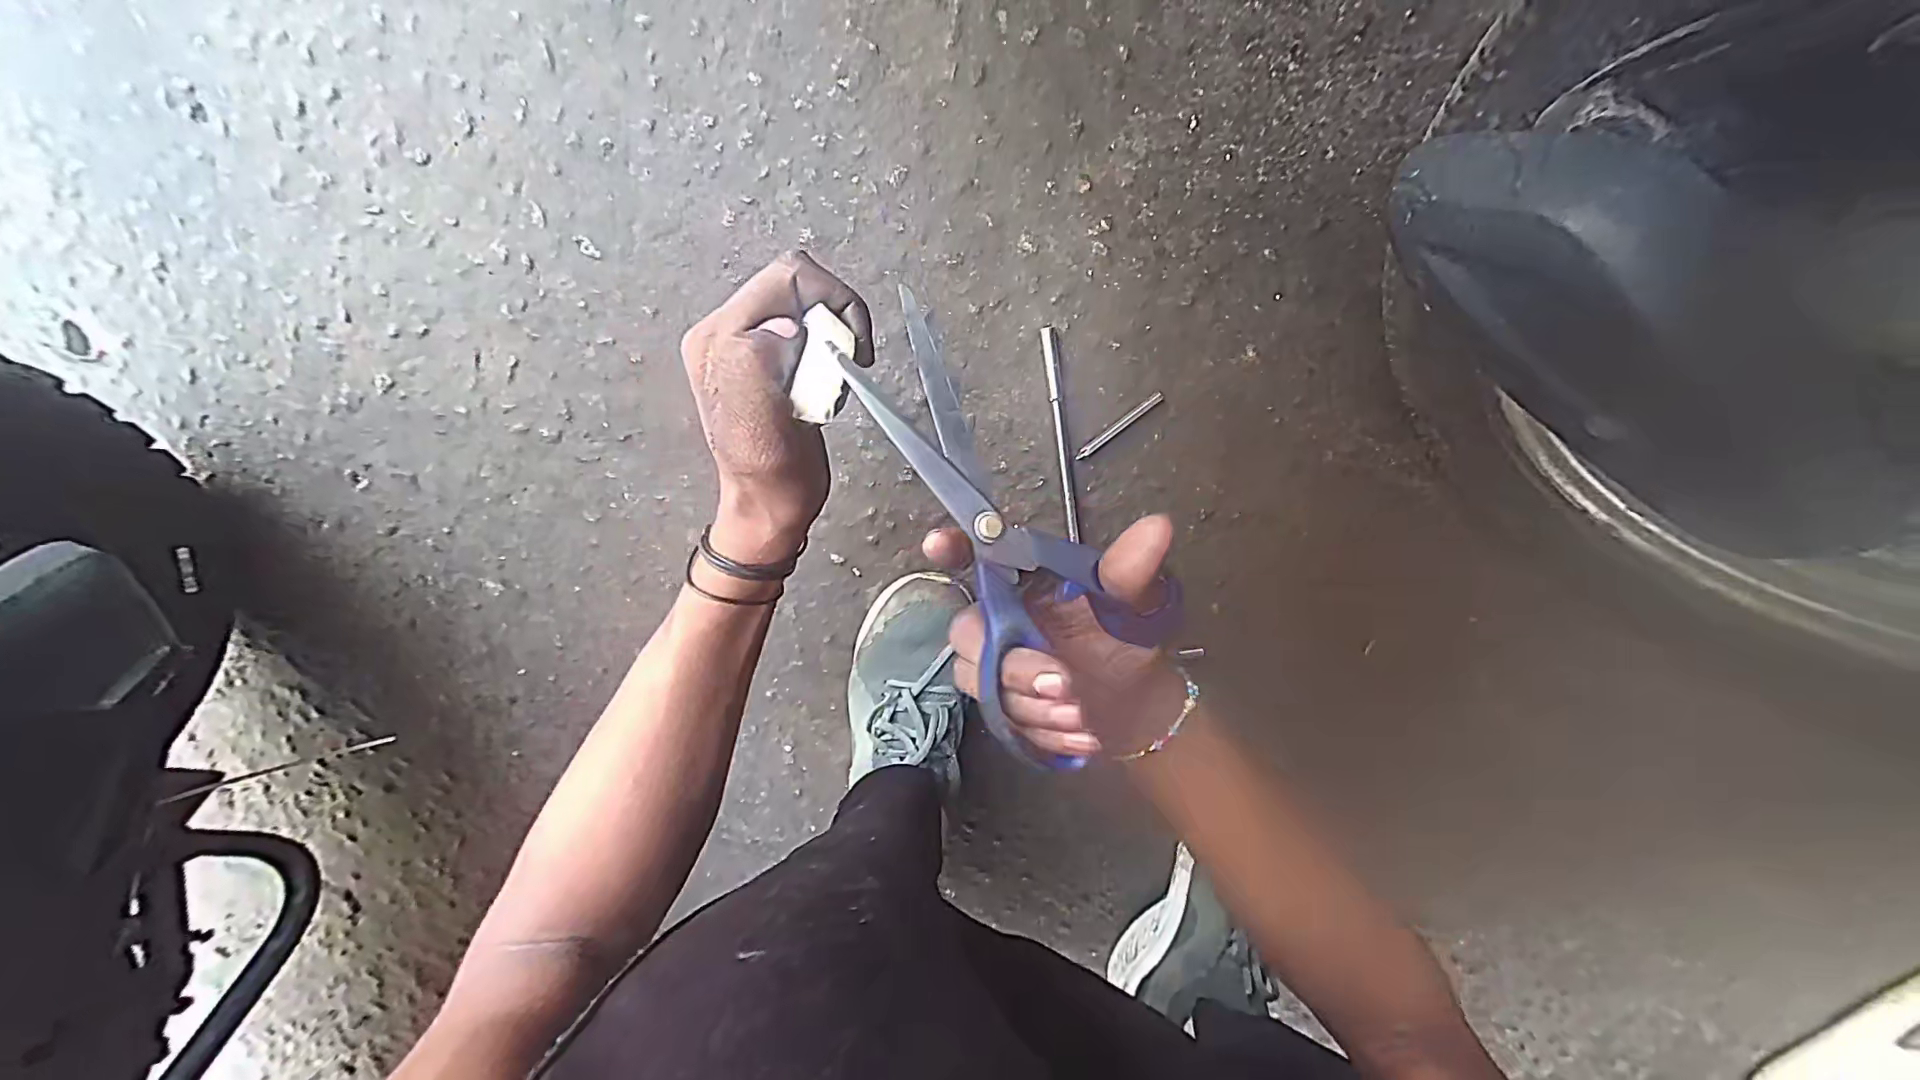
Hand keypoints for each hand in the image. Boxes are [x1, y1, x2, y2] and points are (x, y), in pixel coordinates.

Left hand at [680, 251, 873, 562]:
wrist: (771, 505)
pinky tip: (826, 386)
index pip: (785, 278)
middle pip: (796, 283)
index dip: (831, 301)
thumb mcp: (760, 424)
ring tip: (832, 380)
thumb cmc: (770, 477)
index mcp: (720, 339)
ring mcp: (753, 347)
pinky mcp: (775, 361)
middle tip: (847, 358)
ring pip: (807, 305)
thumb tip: (784, 326)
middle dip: (835, 316)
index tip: (849, 346)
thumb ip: (757, 362)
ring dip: (834, 337)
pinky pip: (811, 332)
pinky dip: (832, 352)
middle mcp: (730, 335)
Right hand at [925, 515, 1188, 758]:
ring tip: (1082, 712)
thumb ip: (1132, 569)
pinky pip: (1004, 724)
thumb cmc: (1123, 637)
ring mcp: (994, 668)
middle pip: (970, 636)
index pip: (972, 558)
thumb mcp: (1131, 601)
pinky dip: (1044, 733)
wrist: (1136, 700)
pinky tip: (1082, 735)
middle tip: (1062, 681)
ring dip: (1031, 704)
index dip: (950, 549)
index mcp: (1020, 584)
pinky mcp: (1004, 710)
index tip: (939, 544)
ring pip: (984, 687)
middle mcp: (997, 621)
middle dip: (1011, 664)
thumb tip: (1158, 528)